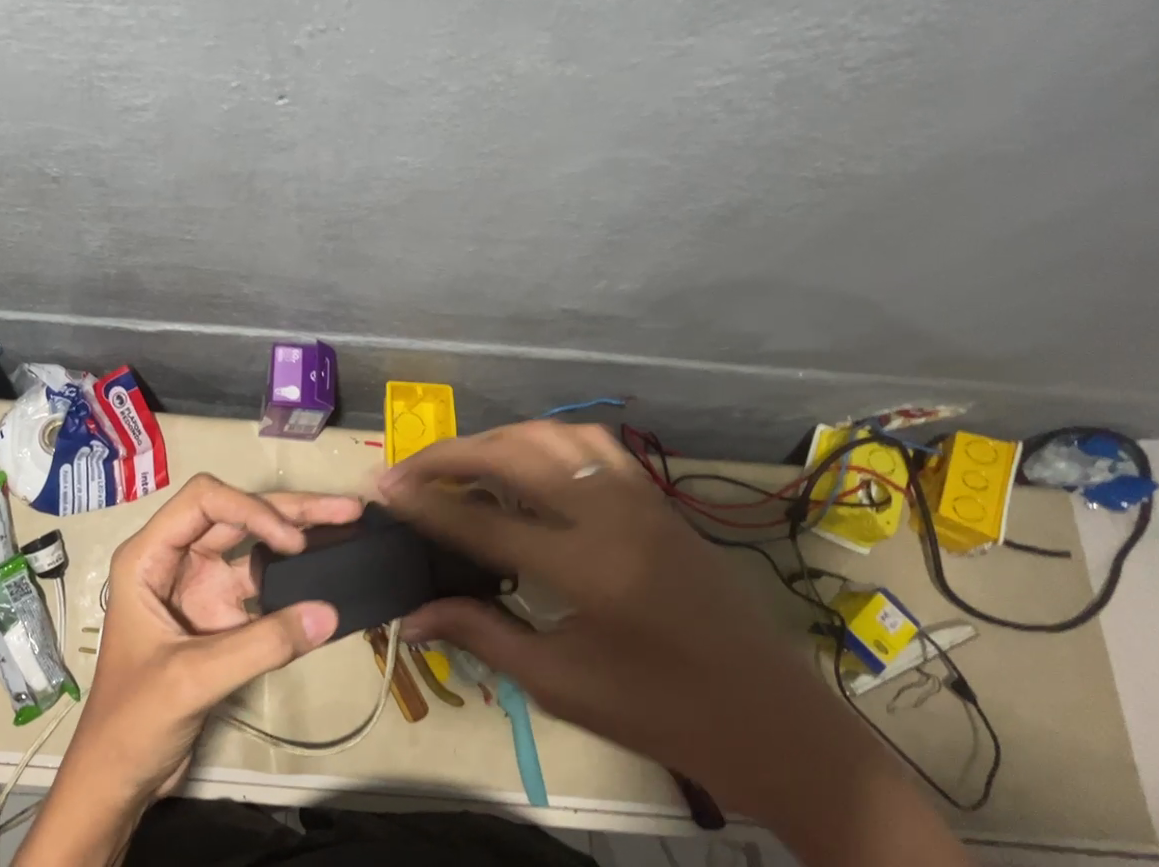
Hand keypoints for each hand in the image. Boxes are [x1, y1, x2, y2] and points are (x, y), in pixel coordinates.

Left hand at [65, 474, 361, 798]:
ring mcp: (198, 587)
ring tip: (347, 525)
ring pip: (252, 546)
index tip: (294, 543)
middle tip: (345, 510)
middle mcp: (174, 560)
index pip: (203, 501)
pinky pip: (262, 586)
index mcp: (148, 557)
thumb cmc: (134, 719)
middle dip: (288, 510)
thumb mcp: (194, 678)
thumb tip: (329, 613)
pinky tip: (325, 575)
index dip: (251, 509)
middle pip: (234, 515)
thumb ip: (261, 644)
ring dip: (296, 534)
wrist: (118, 775)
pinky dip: (293, 579)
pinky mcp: (218, 616)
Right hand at [379, 422, 883, 815]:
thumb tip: (412, 616)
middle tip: (406, 471)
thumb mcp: (562, 683)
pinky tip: (523, 463)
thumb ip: (482, 635)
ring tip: (457, 463)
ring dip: (496, 440)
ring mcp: (641, 500)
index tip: (383, 490)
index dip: (427, 505)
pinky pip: (592, 446)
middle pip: (513, 457)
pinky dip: (545, 442)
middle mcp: (613, 517)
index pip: (483, 523)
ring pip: (553, 437)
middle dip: (449, 457)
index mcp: (587, 570)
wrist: (775, 721)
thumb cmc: (662, 715)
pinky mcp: (659, 500)